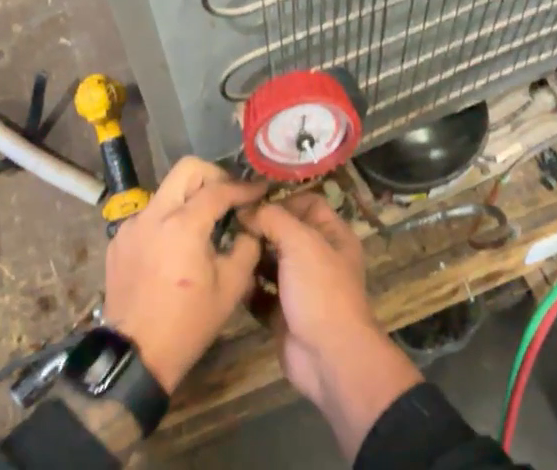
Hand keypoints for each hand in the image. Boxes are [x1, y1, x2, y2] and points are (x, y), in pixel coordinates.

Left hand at [102, 156, 266, 392]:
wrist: (135, 355)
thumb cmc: (188, 323)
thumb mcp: (230, 287)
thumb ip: (247, 247)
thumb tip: (251, 226)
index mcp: (183, 225)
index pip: (219, 189)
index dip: (244, 187)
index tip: (260, 191)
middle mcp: (153, 215)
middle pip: (187, 169)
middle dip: (213, 176)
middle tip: (229, 196)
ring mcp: (131, 226)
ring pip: (166, 191)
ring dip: (189, 199)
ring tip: (205, 225)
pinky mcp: (118, 240)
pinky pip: (149, 216)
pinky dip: (168, 220)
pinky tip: (177, 247)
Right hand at [245, 194, 422, 458]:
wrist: (329, 357)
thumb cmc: (320, 290)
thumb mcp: (300, 242)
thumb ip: (272, 218)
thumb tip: (246, 209)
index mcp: (333, 236)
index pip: (308, 204)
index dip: (282, 201)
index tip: (251, 204)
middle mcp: (319, 258)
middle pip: (286, 233)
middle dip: (260, 229)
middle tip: (228, 225)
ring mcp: (301, 288)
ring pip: (271, 264)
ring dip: (250, 257)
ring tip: (223, 248)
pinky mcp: (284, 314)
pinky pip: (261, 294)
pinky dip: (247, 287)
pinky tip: (227, 278)